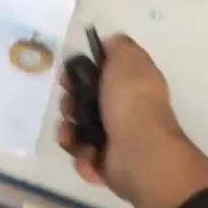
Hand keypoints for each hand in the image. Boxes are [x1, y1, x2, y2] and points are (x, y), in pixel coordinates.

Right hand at [57, 33, 207, 207]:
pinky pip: (82, 155)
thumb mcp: (127, 58)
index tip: (68, 75)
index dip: (79, 73)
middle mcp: (124, 109)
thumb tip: (107, 44)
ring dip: (69, 131)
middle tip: (69, 107)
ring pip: (78, 129)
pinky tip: (87, 153)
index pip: (99, 74)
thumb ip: (117, 45)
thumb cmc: (131, 101)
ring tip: (72, 135)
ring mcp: (116, 138)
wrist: (139, 153)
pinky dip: (81, 154)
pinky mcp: (107, 163)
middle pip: (83, 102)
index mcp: (131, 84)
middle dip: (69, 103)